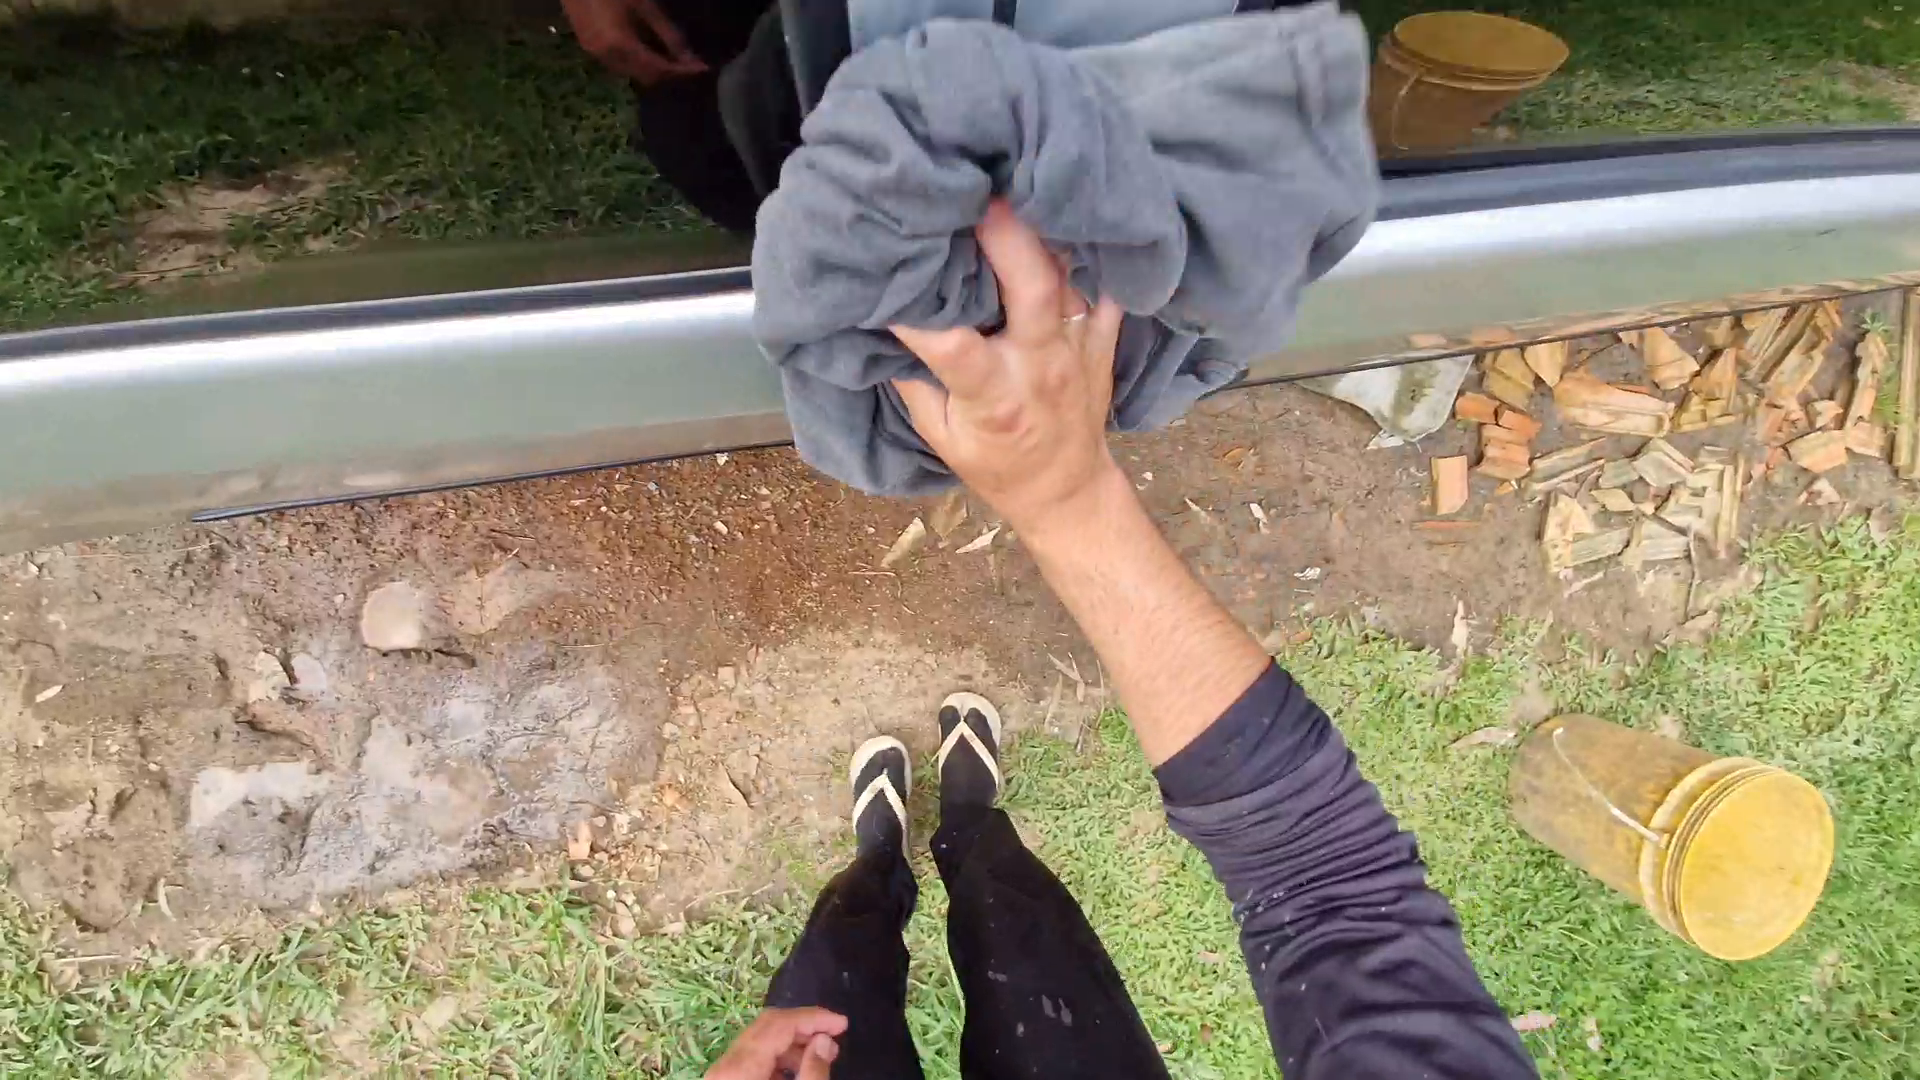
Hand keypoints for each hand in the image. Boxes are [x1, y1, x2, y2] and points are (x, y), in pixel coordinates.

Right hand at [561, 0, 707, 84]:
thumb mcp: (644, 4)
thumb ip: (669, 34)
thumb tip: (691, 58)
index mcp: (621, 46)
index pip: (660, 70)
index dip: (682, 71)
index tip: (702, 68)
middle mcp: (607, 57)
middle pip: (647, 77)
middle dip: (669, 73)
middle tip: (688, 63)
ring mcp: (594, 53)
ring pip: (633, 73)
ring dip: (653, 69)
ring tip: (669, 56)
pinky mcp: (587, 46)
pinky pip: (619, 64)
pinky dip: (636, 61)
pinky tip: (646, 48)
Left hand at [703, 1007, 845, 1079]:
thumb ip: (812, 1072)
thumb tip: (824, 1040)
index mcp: (740, 1066)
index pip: (781, 1023)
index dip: (815, 1018)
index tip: (843, 1023)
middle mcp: (725, 1064)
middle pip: (768, 1026)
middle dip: (804, 1026)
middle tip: (834, 1036)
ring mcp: (721, 1074)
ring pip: (760, 1042)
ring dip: (792, 1044)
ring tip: (821, 1056)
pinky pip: (752, 1060)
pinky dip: (777, 1059)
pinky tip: (796, 1072)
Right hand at [892, 201, 1126, 540]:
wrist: (1066, 486)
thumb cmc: (996, 466)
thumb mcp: (941, 437)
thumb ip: (915, 381)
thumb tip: (884, 323)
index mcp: (995, 398)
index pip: (951, 342)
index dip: (915, 307)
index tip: (888, 271)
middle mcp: (1040, 366)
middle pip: (1031, 284)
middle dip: (1004, 231)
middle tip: (974, 187)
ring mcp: (1078, 347)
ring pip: (1066, 272)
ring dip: (1037, 226)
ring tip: (1008, 182)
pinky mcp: (1103, 338)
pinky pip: (1102, 281)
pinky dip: (1083, 247)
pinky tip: (1057, 214)